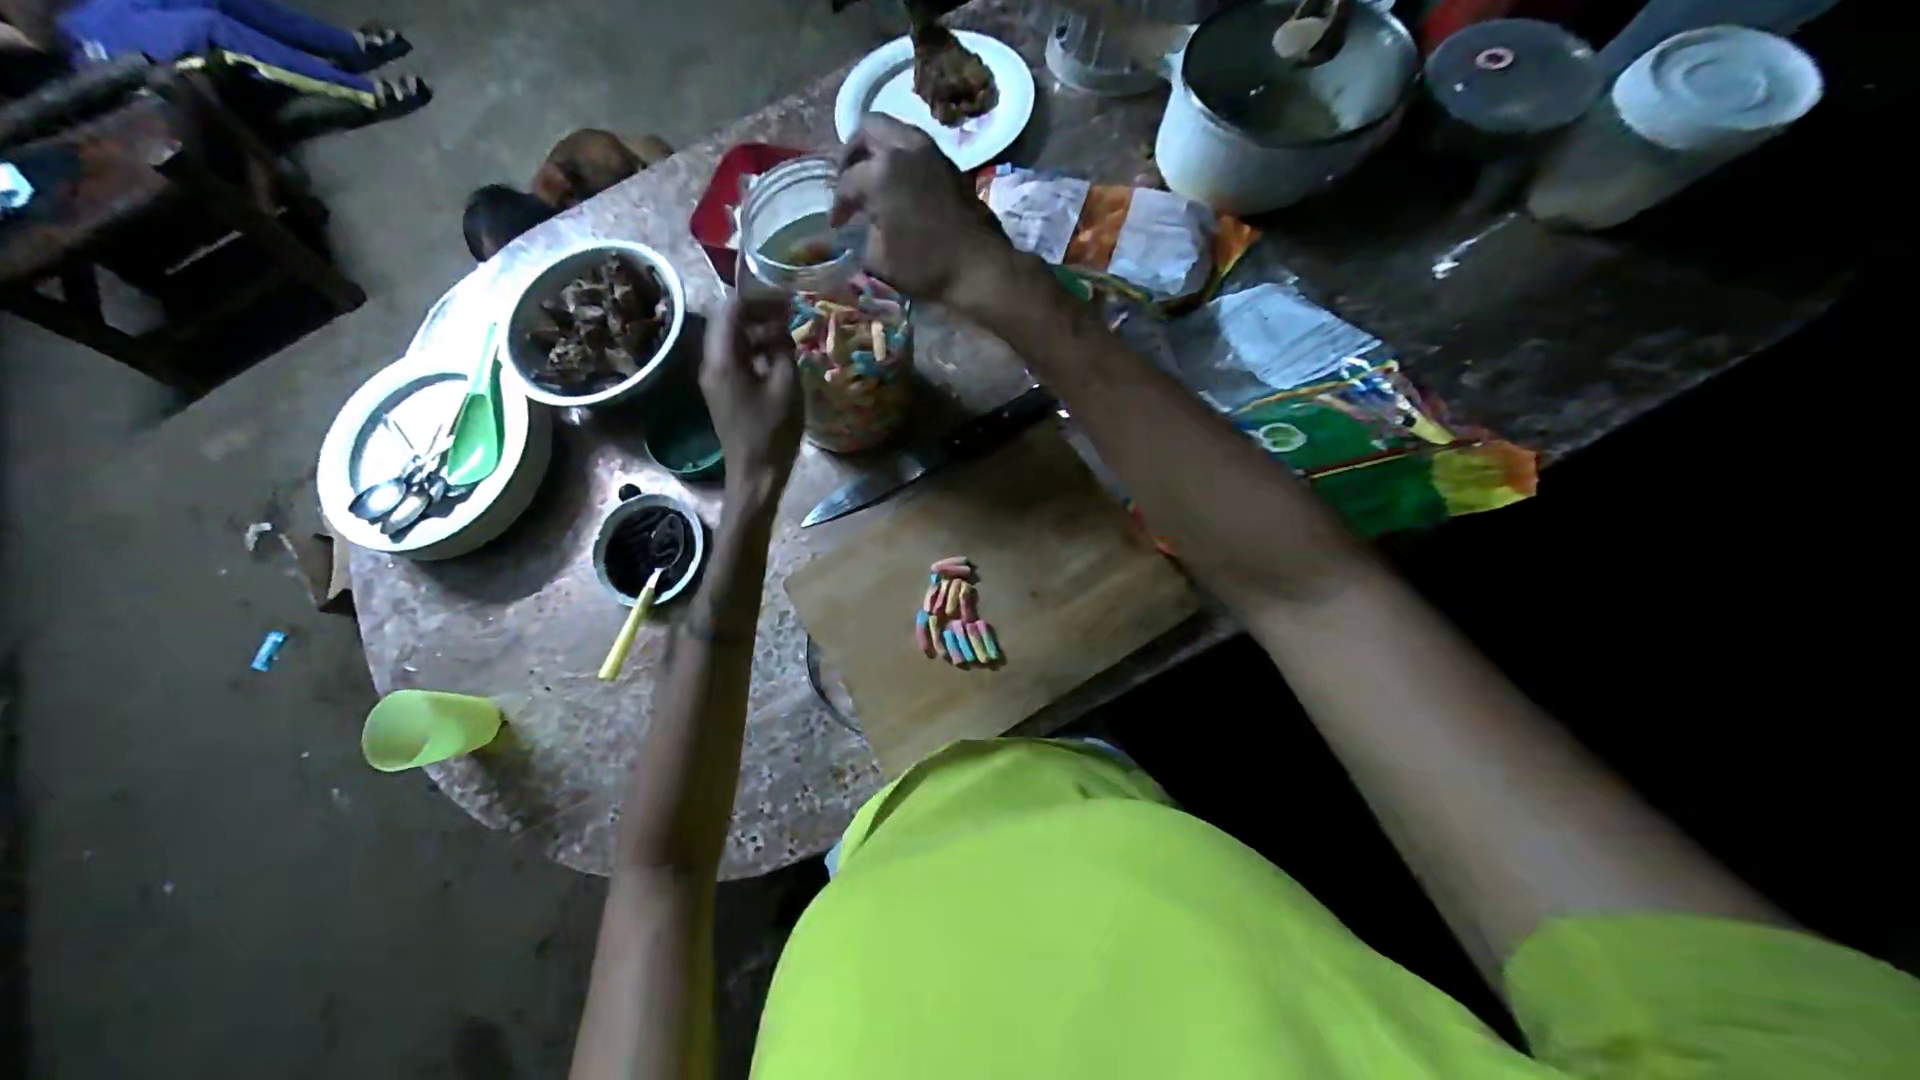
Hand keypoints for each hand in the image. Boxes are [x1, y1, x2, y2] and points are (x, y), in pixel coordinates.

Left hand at [699, 297, 801, 506]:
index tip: (788, 299)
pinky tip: (778, 357)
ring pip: (733, 340)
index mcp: (723, 358)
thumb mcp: (786, 384)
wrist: (755, 473)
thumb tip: (781, 327)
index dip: (760, 298)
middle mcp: (711, 362)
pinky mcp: (723, 391)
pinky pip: (736, 358)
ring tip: (789, 334)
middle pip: (729, 322)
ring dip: (759, 332)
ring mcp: (715, 378)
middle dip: (760, 312)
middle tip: (791, 313)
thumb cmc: (772, 430)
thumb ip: (782, 348)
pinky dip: (756, 350)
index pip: (732, 308)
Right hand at [831, 115, 1012, 306]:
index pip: (848, 182)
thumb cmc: (927, 267)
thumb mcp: (880, 259)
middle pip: (867, 130)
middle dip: (851, 154)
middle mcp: (904, 150)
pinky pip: (915, 145)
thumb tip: (866, 226)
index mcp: (881, 173)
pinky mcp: (949, 163)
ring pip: (894, 130)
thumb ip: (865, 234)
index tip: (837, 223)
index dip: (838, 205)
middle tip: (847, 181)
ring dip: (877, 149)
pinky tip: (898, 184)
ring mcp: (930, 151)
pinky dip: (900, 157)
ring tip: (872, 178)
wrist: (979, 267)